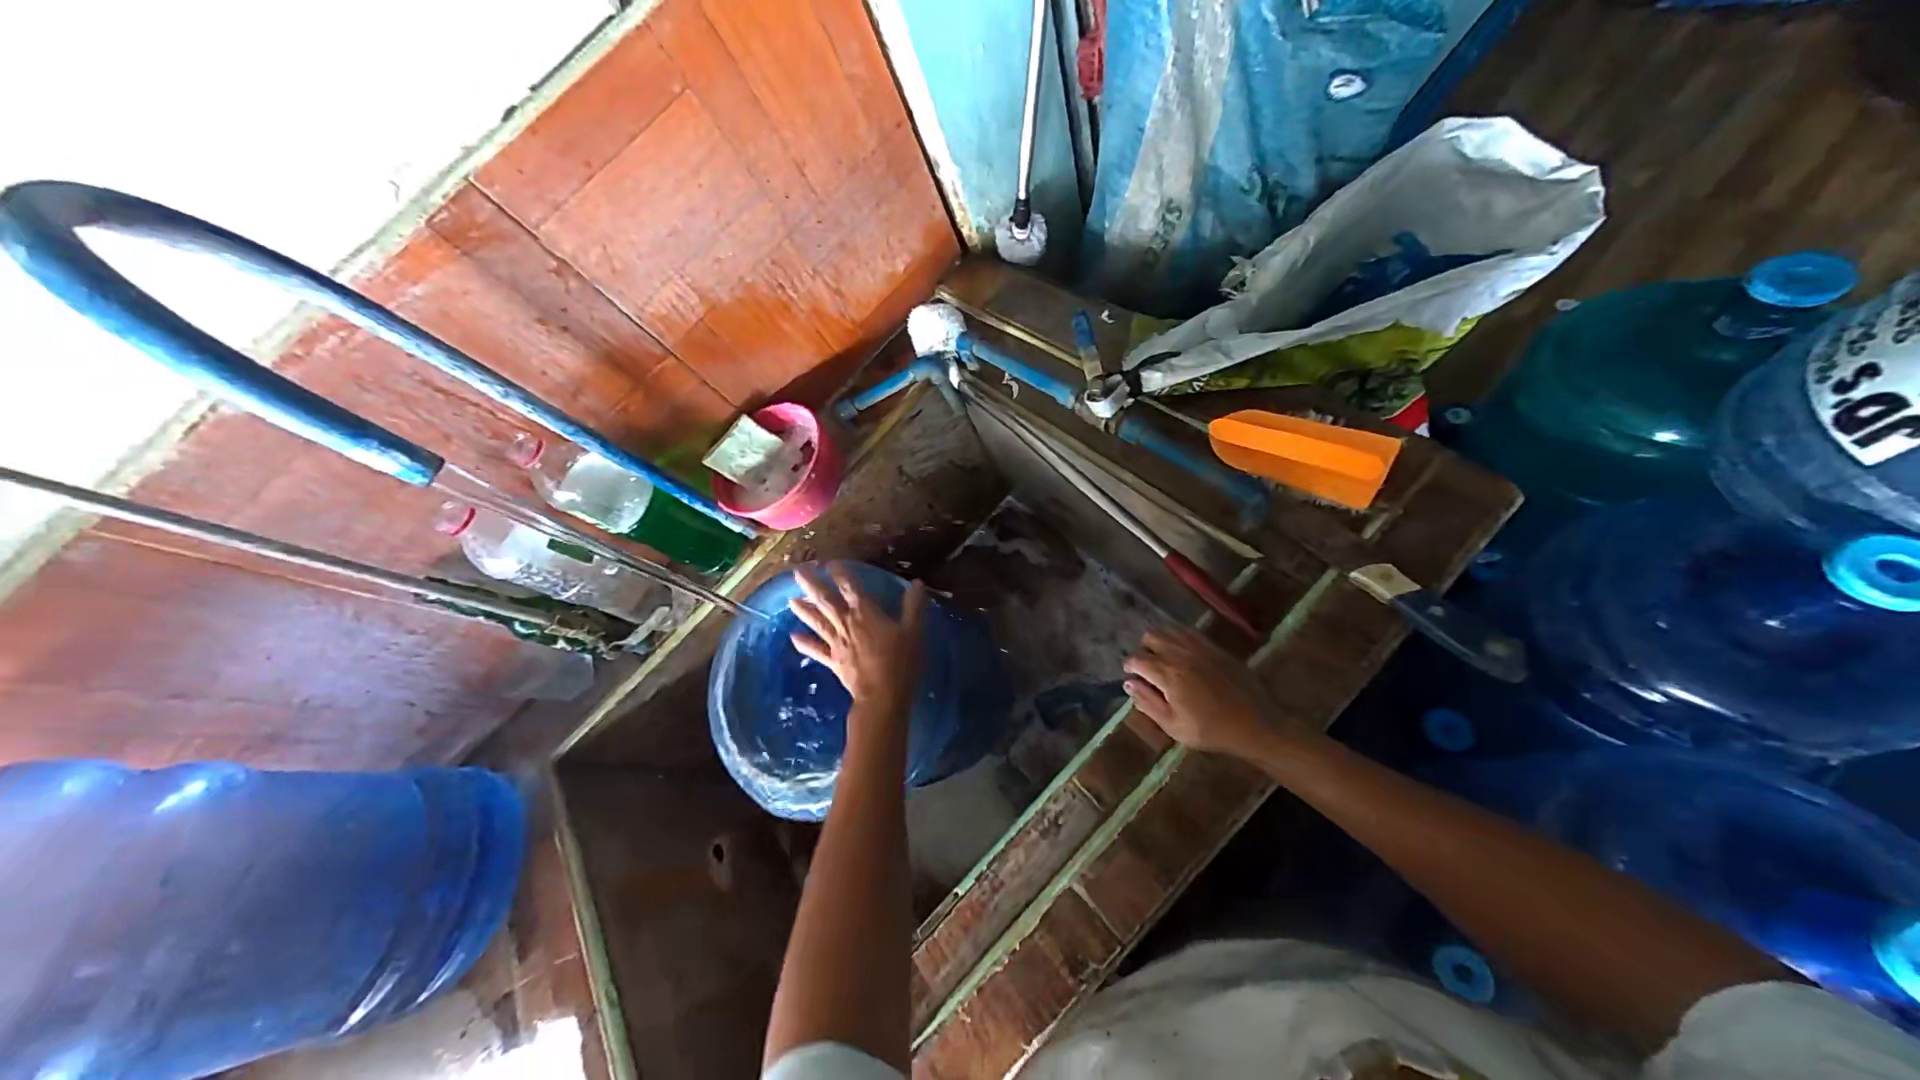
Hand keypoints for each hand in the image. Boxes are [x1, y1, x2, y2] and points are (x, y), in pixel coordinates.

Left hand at [788, 565, 927, 711]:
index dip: (840, 573)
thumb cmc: (901, 662)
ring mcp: (837, 643)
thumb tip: (917, 583)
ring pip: (817, 622)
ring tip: (790, 599)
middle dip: (812, 584)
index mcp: (865, 613)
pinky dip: (804, 643)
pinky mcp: (833, 661)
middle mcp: (847, 623)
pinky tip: (793, 637)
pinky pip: (816, 650)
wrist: (882, 696)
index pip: (850, 587)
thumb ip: (914, 606)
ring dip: (804, 610)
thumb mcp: (914, 631)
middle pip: (825, 600)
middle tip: (797, 571)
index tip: (830, 562)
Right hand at [1122, 625, 1303, 758]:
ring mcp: (1200, 647)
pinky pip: (1189, 632)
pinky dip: (1179, 638)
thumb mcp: (1174, 726)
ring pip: (1169, 630)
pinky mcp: (1215, 647)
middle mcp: (1181, 654)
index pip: (1137, 659)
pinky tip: (1183, 655)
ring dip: (1160, 641)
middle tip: (1149, 669)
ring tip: (1164, 660)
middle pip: (1150, 637)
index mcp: (1169, 674)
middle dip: (1144, 651)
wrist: (1257, 724)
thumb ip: (1148, 703)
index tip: (1131, 676)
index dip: (1130, 667)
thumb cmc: (1212, 731)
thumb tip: (1129, 683)